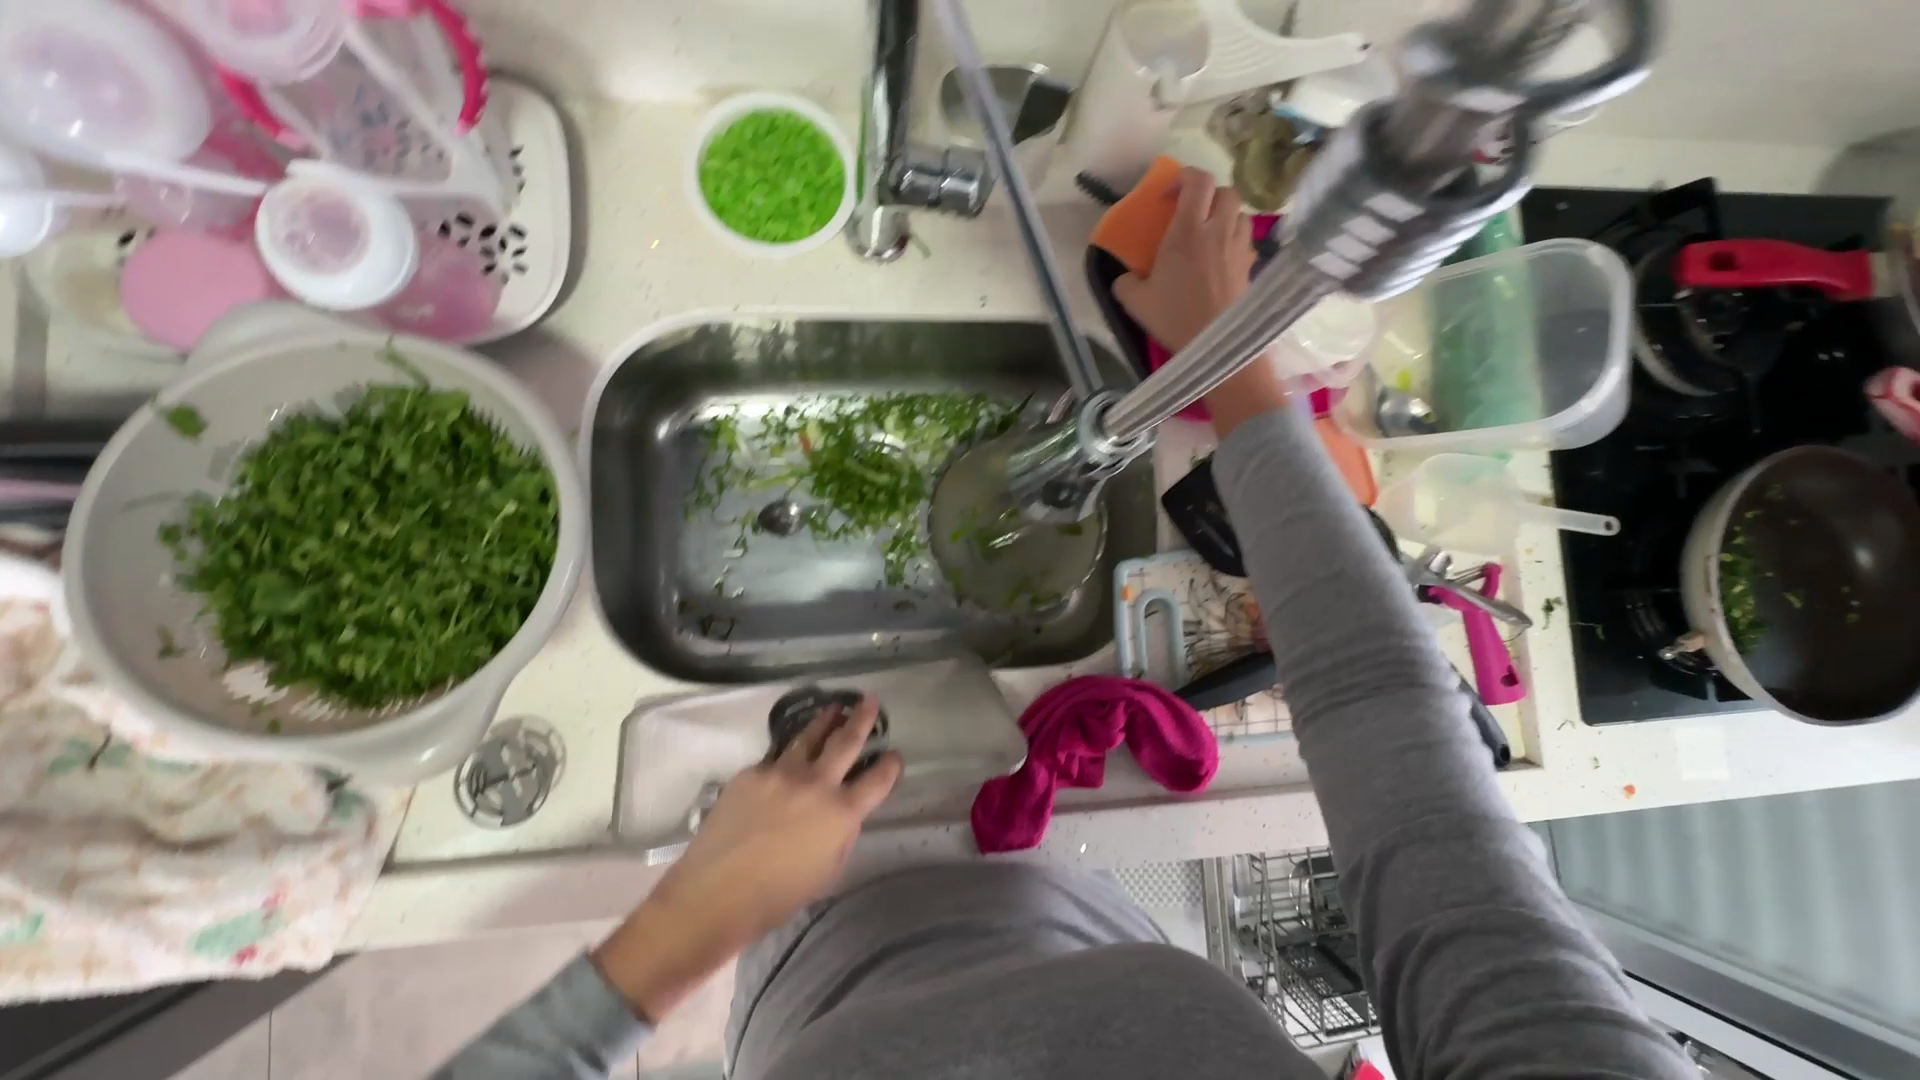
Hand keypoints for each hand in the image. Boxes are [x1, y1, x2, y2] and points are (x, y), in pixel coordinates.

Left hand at [592, 698, 901, 1021]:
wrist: (716, 893)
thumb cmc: (778, 896)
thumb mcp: (827, 871)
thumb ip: (840, 834)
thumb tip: (842, 814)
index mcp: (842, 812)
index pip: (878, 780)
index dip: (890, 765)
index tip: (894, 755)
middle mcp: (816, 783)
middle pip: (846, 741)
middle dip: (862, 719)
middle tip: (869, 700)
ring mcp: (781, 773)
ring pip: (808, 737)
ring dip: (824, 721)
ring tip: (833, 709)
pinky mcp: (751, 773)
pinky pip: (775, 759)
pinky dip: (787, 756)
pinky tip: (786, 758)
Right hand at [1114, 167, 1288, 435]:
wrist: (1217, 345)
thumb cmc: (1174, 318)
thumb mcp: (1134, 302)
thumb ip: (1125, 281)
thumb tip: (1125, 276)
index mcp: (1188, 230)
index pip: (1198, 180)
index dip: (1183, 177)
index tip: (1168, 196)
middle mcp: (1218, 230)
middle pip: (1224, 190)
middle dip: (1207, 195)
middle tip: (1191, 213)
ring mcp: (1239, 247)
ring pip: (1239, 212)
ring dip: (1225, 215)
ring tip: (1209, 233)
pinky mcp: (1250, 265)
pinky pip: (1245, 239)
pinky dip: (1234, 239)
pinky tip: (1221, 258)